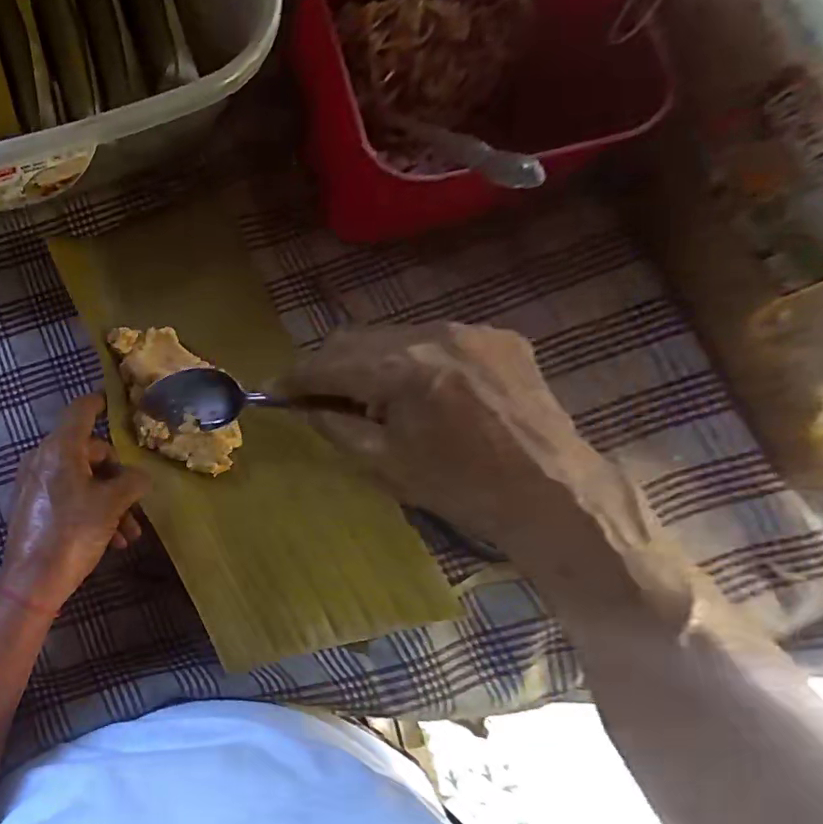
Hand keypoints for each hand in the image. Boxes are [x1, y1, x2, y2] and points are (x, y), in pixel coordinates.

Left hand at [0, 395, 150, 611]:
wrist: (32, 580)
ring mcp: (34, 484)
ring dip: (109, 502)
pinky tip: (111, 541)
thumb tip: (139, 476)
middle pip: (88, 452)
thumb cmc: (73, 533)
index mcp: (59, 449)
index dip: (100, 402)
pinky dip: (91, 512)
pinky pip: (67, 498)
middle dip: (117, 477)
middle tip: (136, 503)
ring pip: (82, 481)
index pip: (81, 410)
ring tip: (129, 534)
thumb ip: (132, 482)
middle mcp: (42, 459)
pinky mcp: (32, 507)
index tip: (114, 401)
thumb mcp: (111, 505)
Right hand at [279, 323, 651, 570]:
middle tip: (314, 398)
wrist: (551, 491)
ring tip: (367, 400)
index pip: (330, 364)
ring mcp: (471, 332)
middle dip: (328, 367)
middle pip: (357, 339)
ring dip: (367, 362)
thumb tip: (306, 407)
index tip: (271, 389)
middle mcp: (435, 336)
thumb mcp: (381, 462)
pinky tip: (413, 393)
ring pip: (393, 336)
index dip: (295, 378)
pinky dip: (408, 361)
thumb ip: (336, 426)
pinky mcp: (498, 338)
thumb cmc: (458, 485)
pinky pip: (432, 340)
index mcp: (403, 369)